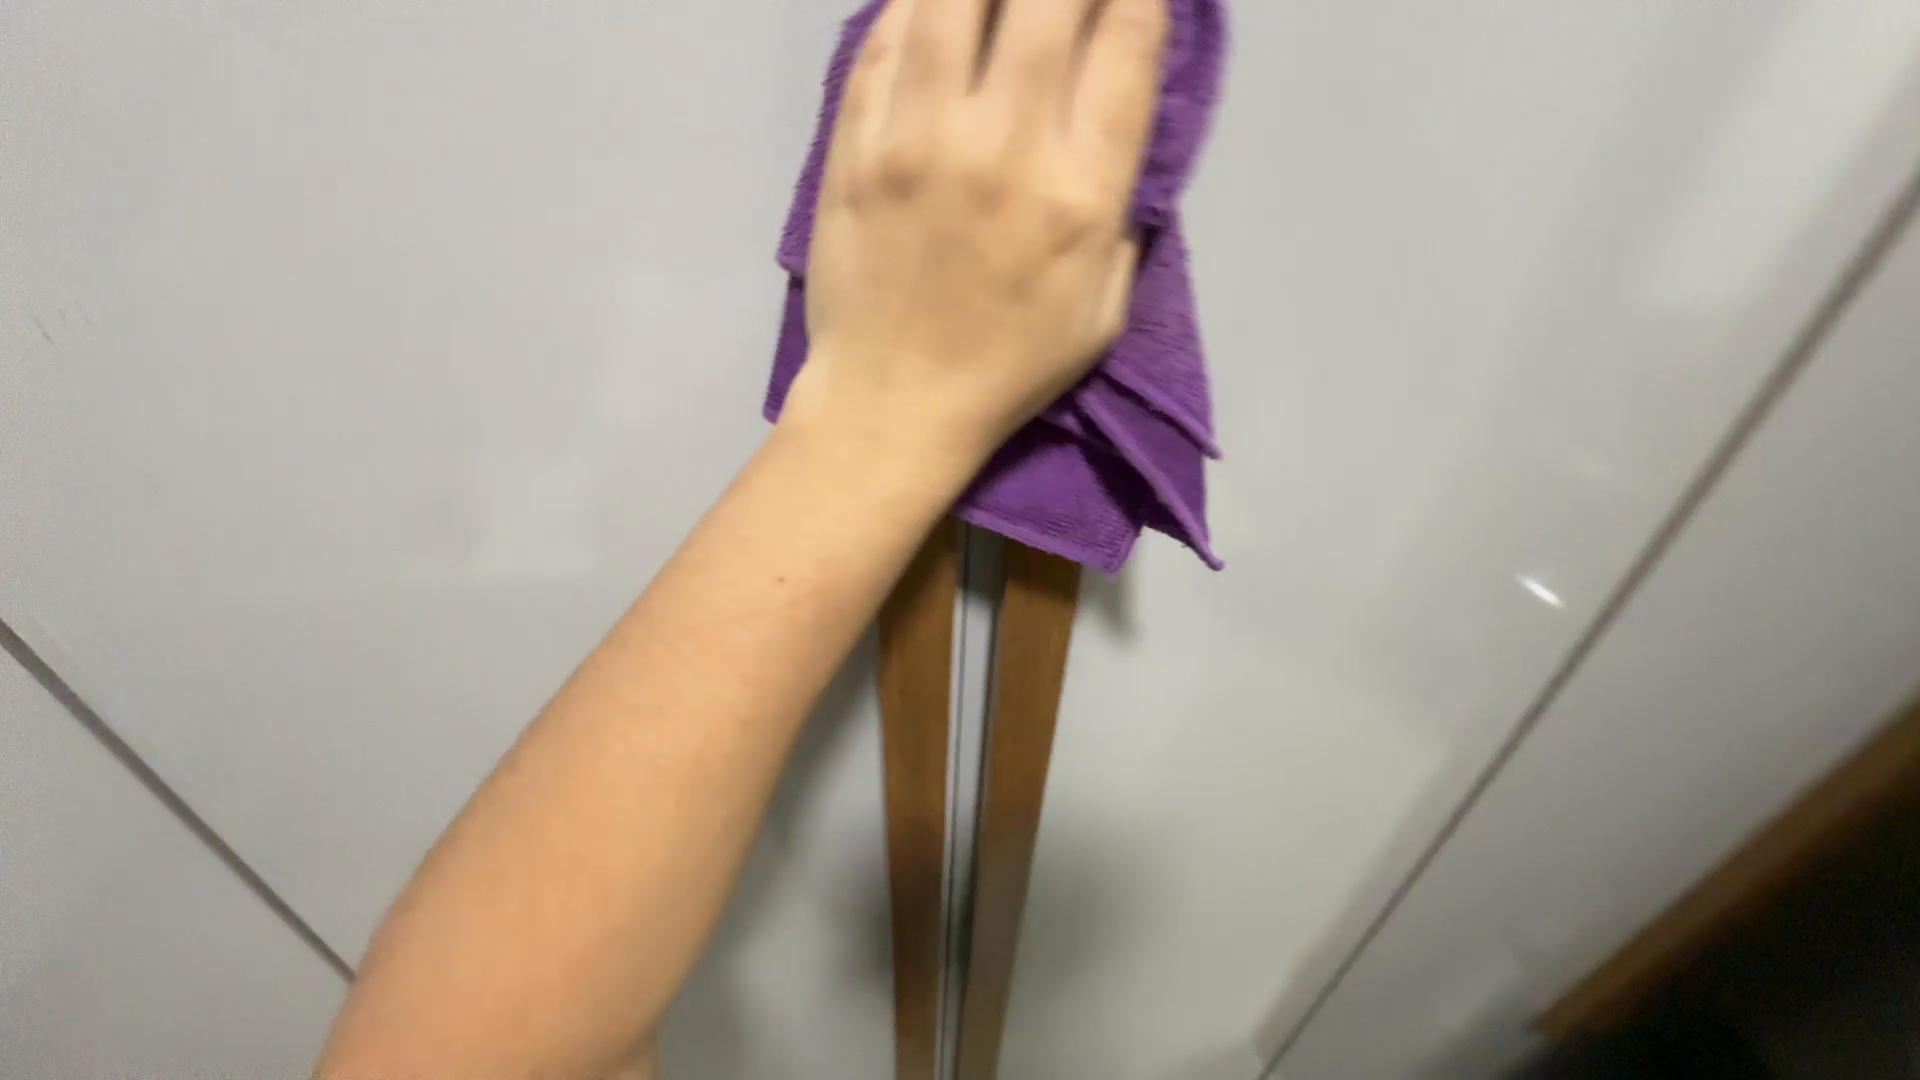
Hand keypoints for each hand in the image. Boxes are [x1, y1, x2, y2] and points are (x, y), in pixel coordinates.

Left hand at [782, 0, 1167, 469]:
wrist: (894, 404)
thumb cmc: (1008, 371)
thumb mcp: (1100, 313)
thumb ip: (1122, 216)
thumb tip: (1122, 126)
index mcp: (1079, 195)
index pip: (1127, 42)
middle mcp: (1004, 146)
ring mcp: (919, 140)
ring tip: (999, 5)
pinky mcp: (855, 146)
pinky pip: (884, 39)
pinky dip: (913, 7)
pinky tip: (934, 11)